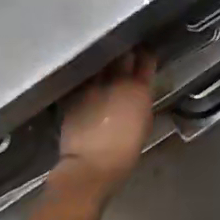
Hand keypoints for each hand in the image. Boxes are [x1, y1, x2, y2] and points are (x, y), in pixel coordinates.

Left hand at [55, 53, 156, 195]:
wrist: (91, 165)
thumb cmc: (125, 153)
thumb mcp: (143, 126)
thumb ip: (140, 104)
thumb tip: (138, 96)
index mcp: (138, 90)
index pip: (146, 61)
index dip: (147, 56)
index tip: (147, 55)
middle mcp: (114, 81)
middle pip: (122, 56)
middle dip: (125, 54)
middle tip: (128, 55)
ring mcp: (90, 86)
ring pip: (100, 64)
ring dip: (105, 64)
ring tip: (108, 66)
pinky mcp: (72, 94)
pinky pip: (84, 80)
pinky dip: (89, 79)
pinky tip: (91, 84)